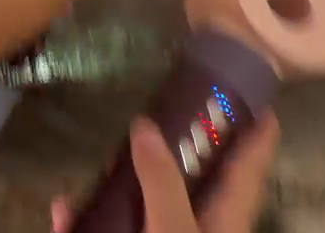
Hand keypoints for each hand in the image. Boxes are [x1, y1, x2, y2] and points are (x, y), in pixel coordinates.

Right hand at [48, 114, 280, 232]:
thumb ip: (161, 180)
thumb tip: (145, 124)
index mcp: (223, 227)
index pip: (246, 176)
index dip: (257, 140)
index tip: (262, 103)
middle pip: (190, 185)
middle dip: (170, 150)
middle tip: (148, 118)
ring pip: (144, 207)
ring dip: (119, 183)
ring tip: (101, 161)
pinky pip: (108, 230)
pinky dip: (84, 221)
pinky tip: (62, 212)